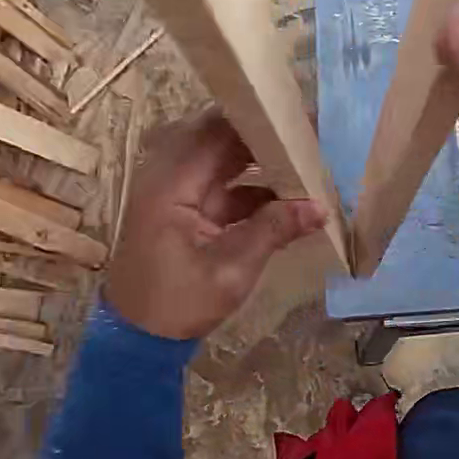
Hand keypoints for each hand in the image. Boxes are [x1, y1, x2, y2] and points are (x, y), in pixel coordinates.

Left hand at [104, 110, 326, 339]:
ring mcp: (175, 192)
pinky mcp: (184, 207)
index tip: (298, 120)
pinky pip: (222, 183)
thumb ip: (274, 230)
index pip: (215, 132)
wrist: (138, 338)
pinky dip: (253, 185)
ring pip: (221, 158)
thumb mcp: (232, 270)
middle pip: (217, 137)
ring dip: (259, 159)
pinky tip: (287, 195)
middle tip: (307, 137)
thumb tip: (320, 206)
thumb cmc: (178, 304)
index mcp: (171, 185)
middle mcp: (168, 177)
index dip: (256, 121)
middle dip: (262, 136)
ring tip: (304, 161)